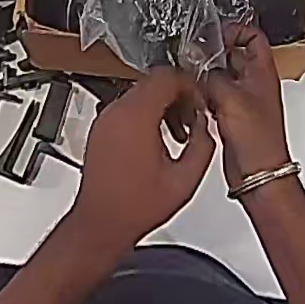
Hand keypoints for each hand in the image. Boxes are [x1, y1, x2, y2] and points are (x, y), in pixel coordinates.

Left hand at [65, 68, 214, 249]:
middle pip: (155, 81)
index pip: (167, 76)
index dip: (189, 85)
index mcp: (137, 116)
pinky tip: (157, 139)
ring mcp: (106, 118)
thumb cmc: (134, 207)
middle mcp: (118, 110)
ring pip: (142, 92)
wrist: (99, 226)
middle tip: (192, 117)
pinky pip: (128, 106)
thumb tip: (205, 125)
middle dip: (178, 96)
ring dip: (164, 105)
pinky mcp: (101, 127)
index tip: (198, 101)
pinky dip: (147, 113)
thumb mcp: (184, 180)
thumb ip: (203, 145)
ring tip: (177, 132)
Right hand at [200, 25, 291, 189]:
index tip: (216, 35)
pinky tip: (194, 97)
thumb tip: (197, 61)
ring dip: (207, 75)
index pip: (253, 36)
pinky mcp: (231, 114)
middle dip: (214, 53)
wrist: (258, 175)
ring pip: (222, 75)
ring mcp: (243, 98)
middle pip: (233, 55)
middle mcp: (254, 82)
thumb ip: (212, 76)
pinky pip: (215, 95)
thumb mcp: (232, 99)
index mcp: (262, 71)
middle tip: (196, 55)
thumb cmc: (259, 141)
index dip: (236, 31)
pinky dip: (204, 93)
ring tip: (192, 75)